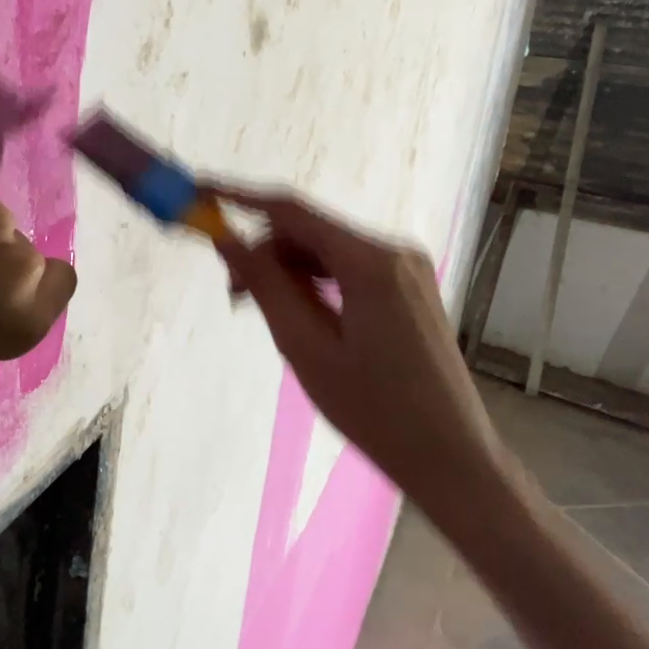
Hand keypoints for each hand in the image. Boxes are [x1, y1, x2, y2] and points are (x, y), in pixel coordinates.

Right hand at [206, 186, 508, 512]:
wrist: (451, 458)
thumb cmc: (373, 409)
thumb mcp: (304, 346)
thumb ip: (264, 284)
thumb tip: (225, 238)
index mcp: (370, 262)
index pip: (289, 211)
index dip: (237, 195)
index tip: (197, 190)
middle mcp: (392, 251)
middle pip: (306, 230)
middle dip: (261, 249)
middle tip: (232, 293)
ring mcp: (404, 268)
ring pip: (323, 248)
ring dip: (284, 268)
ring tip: (261, 312)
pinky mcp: (407, 286)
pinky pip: (344, 266)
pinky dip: (311, 280)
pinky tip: (296, 312)